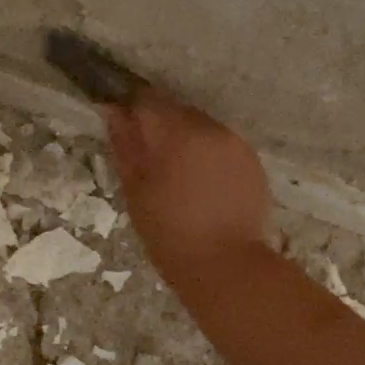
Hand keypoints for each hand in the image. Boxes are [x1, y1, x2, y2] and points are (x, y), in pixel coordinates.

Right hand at [100, 88, 270, 271]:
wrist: (225, 265)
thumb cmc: (168, 233)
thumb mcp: (136, 191)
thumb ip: (125, 146)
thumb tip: (112, 112)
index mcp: (177, 134)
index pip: (147, 100)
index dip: (130, 109)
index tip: (120, 124)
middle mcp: (210, 128)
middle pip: (176, 110)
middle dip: (158, 125)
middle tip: (145, 157)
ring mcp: (235, 142)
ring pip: (200, 126)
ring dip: (183, 139)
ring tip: (174, 174)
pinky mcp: (252, 159)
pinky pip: (221, 144)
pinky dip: (205, 154)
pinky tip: (199, 184)